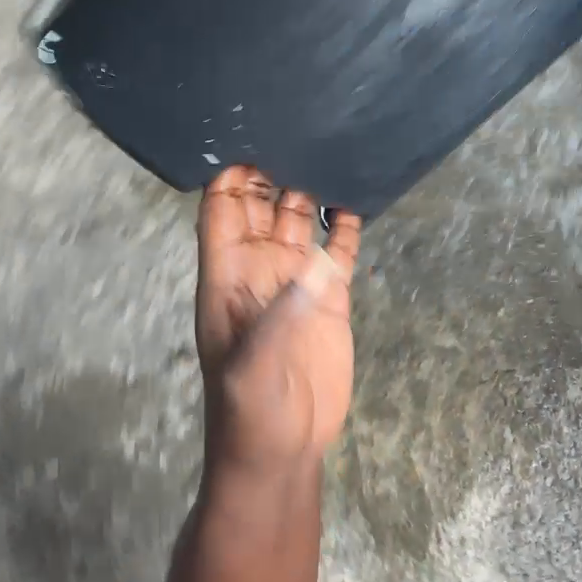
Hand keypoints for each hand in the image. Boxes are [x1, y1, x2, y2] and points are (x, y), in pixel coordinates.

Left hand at [194, 166, 361, 470]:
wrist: (283, 449)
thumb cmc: (249, 410)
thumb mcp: (253, 365)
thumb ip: (281, 315)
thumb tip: (318, 266)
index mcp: (228, 276)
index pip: (221, 214)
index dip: (231, 179)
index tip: (254, 141)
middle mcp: (261, 268)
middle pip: (263, 206)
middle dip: (275, 172)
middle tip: (303, 132)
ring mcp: (298, 280)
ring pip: (303, 220)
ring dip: (313, 191)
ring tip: (335, 152)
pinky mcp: (333, 296)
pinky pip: (341, 248)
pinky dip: (348, 224)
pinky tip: (360, 197)